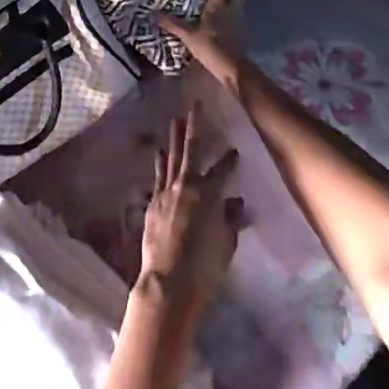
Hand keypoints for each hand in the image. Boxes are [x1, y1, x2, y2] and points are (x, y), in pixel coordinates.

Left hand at [137, 106, 245, 316]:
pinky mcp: (152, 203)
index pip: (223, 169)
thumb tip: (235, 203)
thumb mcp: (226, 244)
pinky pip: (157, 176)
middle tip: (195, 104)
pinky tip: (159, 152)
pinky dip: (160, 162)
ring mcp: (166, 193)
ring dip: (173, 137)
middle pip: (191, 149)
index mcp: (208, 193)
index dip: (230, 160)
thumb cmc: (204, 268)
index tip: (235, 151)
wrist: (168, 284)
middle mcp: (186, 185)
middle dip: (194, 125)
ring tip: (174, 118)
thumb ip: (231, 220)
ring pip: (171, 158)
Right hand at [158, 0, 253, 86]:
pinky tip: (236, 8)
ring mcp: (238, 20)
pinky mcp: (241, 32)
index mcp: (218, 6)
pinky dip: (239, 6)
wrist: (232, 68)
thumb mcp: (188, 35)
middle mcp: (232, 9)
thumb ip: (172, 24)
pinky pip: (239, 13)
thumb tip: (153, 13)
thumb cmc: (210, 47)